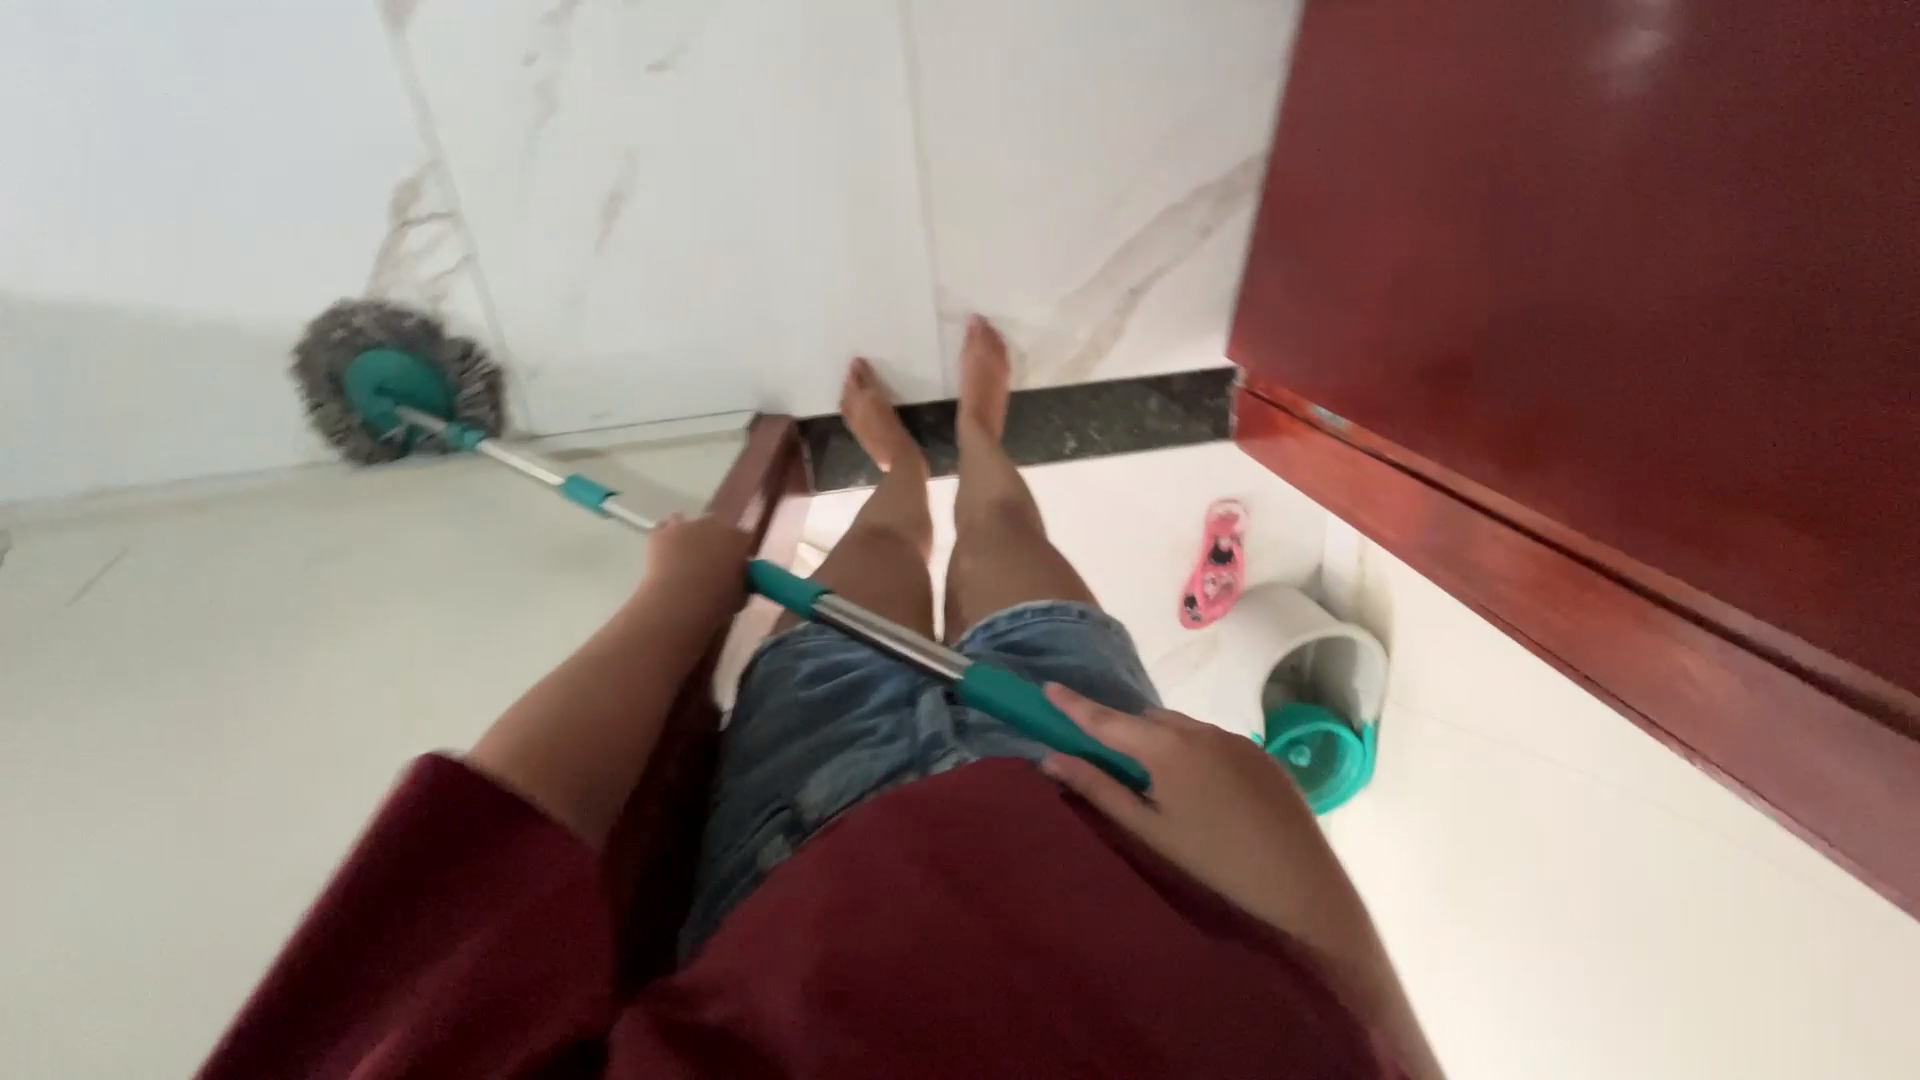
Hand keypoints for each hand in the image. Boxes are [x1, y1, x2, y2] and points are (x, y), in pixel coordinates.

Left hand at [638, 513, 753, 618]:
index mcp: (738, 539)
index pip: (744, 539)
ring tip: (684, 560)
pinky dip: (666, 540)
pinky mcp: (660, 533)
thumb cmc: (715, 604)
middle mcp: (714, 524)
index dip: (739, 553)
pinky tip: (665, 556)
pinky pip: (664, 530)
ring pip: (689, 526)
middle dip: (715, 543)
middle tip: (709, 566)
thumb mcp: (741, 596)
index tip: (735, 568)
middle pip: (717, 528)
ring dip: (689, 538)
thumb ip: (742, 579)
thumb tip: (738, 576)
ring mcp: (685, 525)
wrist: (677, 604)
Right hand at [1040, 683, 1349, 941]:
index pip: (1107, 719)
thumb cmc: (1210, 862)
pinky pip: (1212, 739)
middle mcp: (1199, 730)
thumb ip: (1097, 789)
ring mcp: (1234, 739)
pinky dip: (1194, 752)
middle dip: (1124, 731)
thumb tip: (1049, 758)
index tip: (1048, 687)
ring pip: (1181, 727)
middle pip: (1146, 718)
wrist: (1298, 885)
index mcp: (1166, 747)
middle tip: (1112, 762)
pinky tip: (1204, 793)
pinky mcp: (1260, 753)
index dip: (1075, 704)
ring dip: (1161, 741)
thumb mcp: (1145, 829)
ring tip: (1161, 784)